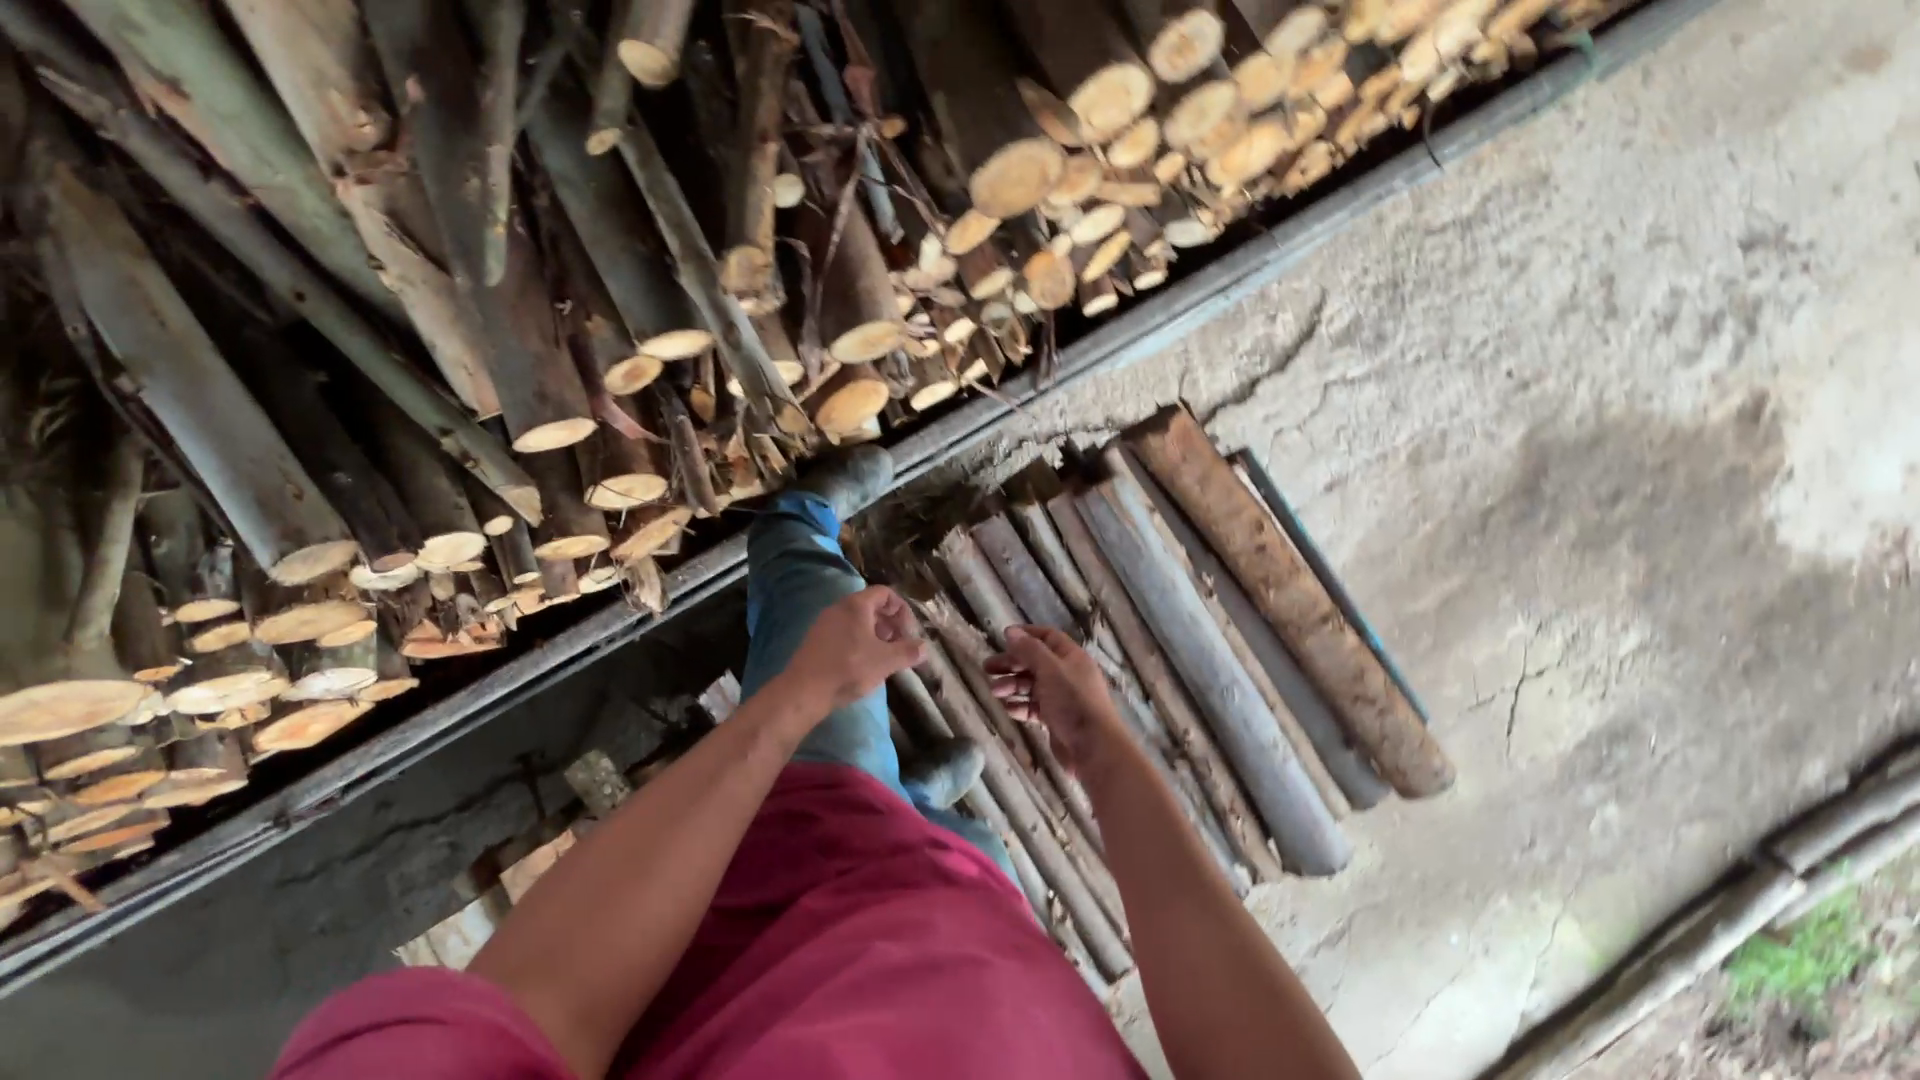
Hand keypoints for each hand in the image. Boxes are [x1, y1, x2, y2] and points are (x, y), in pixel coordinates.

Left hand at [780, 586, 927, 715]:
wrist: (804, 691)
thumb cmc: (849, 669)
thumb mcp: (885, 661)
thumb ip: (908, 652)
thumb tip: (924, 648)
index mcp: (856, 605)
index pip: (884, 593)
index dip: (901, 609)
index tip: (908, 632)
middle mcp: (838, 608)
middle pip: (871, 605)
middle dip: (890, 623)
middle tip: (898, 645)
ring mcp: (824, 624)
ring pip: (856, 621)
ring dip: (875, 634)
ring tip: (883, 657)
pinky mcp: (816, 641)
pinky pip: (843, 632)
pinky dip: (858, 642)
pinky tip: (862, 665)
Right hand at [985, 625, 1123, 772]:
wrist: (1093, 746)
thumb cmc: (1073, 701)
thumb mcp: (1050, 669)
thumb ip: (1029, 650)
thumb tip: (1011, 631)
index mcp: (1071, 657)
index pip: (1048, 637)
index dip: (1026, 635)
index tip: (1003, 638)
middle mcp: (1067, 674)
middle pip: (1035, 662)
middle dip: (1012, 663)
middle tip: (987, 668)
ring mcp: (1062, 698)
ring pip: (1032, 686)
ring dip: (1012, 685)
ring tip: (994, 691)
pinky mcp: (1056, 719)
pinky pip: (1034, 708)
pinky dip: (1021, 706)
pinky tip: (1008, 709)